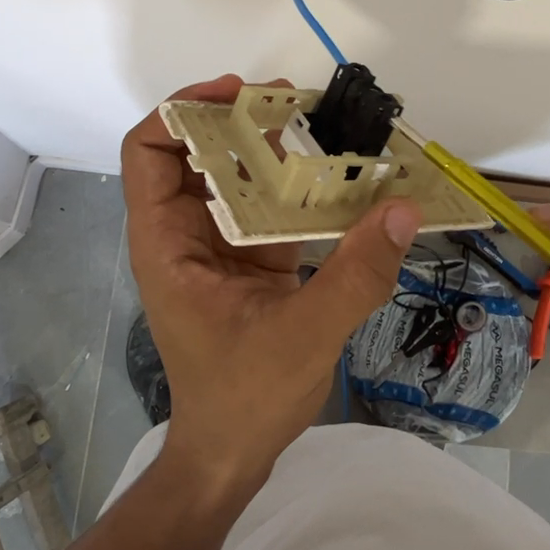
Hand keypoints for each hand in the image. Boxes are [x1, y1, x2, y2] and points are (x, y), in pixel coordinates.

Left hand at [121, 74, 421, 492]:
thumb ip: (355, 275)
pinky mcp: (250, 264)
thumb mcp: (303, 335)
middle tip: (292, 103)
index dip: (181, 112)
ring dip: (271, 152)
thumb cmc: (244, 397)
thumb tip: (401, 211)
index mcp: (167, 244)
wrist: (232, 453)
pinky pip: (267, 211)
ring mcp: (217, 249)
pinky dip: (296, 191)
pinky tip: (337, 181)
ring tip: (320, 128)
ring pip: (235, 179)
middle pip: (194, 156)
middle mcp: (184, 236)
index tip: (236, 95)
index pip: (148, 154)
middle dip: (238, 122)